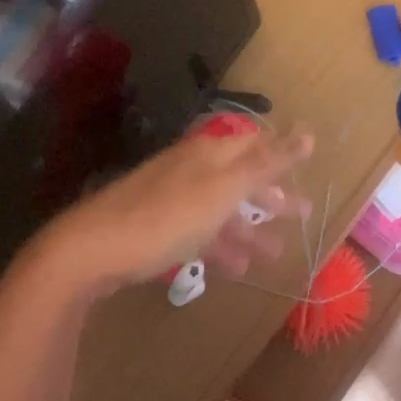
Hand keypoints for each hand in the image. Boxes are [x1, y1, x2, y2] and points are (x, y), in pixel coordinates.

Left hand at [25, 126, 314, 296]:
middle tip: (303, 214)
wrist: (92, 249)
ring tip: (276, 252)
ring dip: (251, 228)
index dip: (283, 154)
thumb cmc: (167, 216)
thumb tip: (307, 131)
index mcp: (211, 152)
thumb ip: (266, 163)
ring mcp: (174, 197)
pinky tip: (238, 268)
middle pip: (242, 176)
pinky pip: (201, 232)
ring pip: (222, 208)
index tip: (308, 168)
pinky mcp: (158, 227)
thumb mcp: (224, 189)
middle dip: (272, 195)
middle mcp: (194, 167)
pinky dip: (222, 247)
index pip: (256, 143)